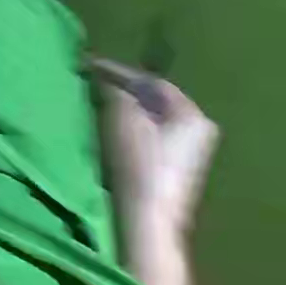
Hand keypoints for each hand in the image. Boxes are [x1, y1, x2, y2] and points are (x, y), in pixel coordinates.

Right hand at [92, 59, 218, 284]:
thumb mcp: (122, 118)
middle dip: (122, 90)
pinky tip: (107, 130)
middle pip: (154, 100)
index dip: (117, 71)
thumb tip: (103, 78)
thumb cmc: (138, 163)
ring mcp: (189, 152)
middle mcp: (198, 129)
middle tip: (89, 83)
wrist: (147, 218)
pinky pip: (148, 136)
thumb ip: (115, 91)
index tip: (87, 66)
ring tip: (93, 103)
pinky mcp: (173, 169)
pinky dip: (128, 127)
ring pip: (150, 118)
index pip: (152, 81)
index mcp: (192, 114)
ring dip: (123, 109)